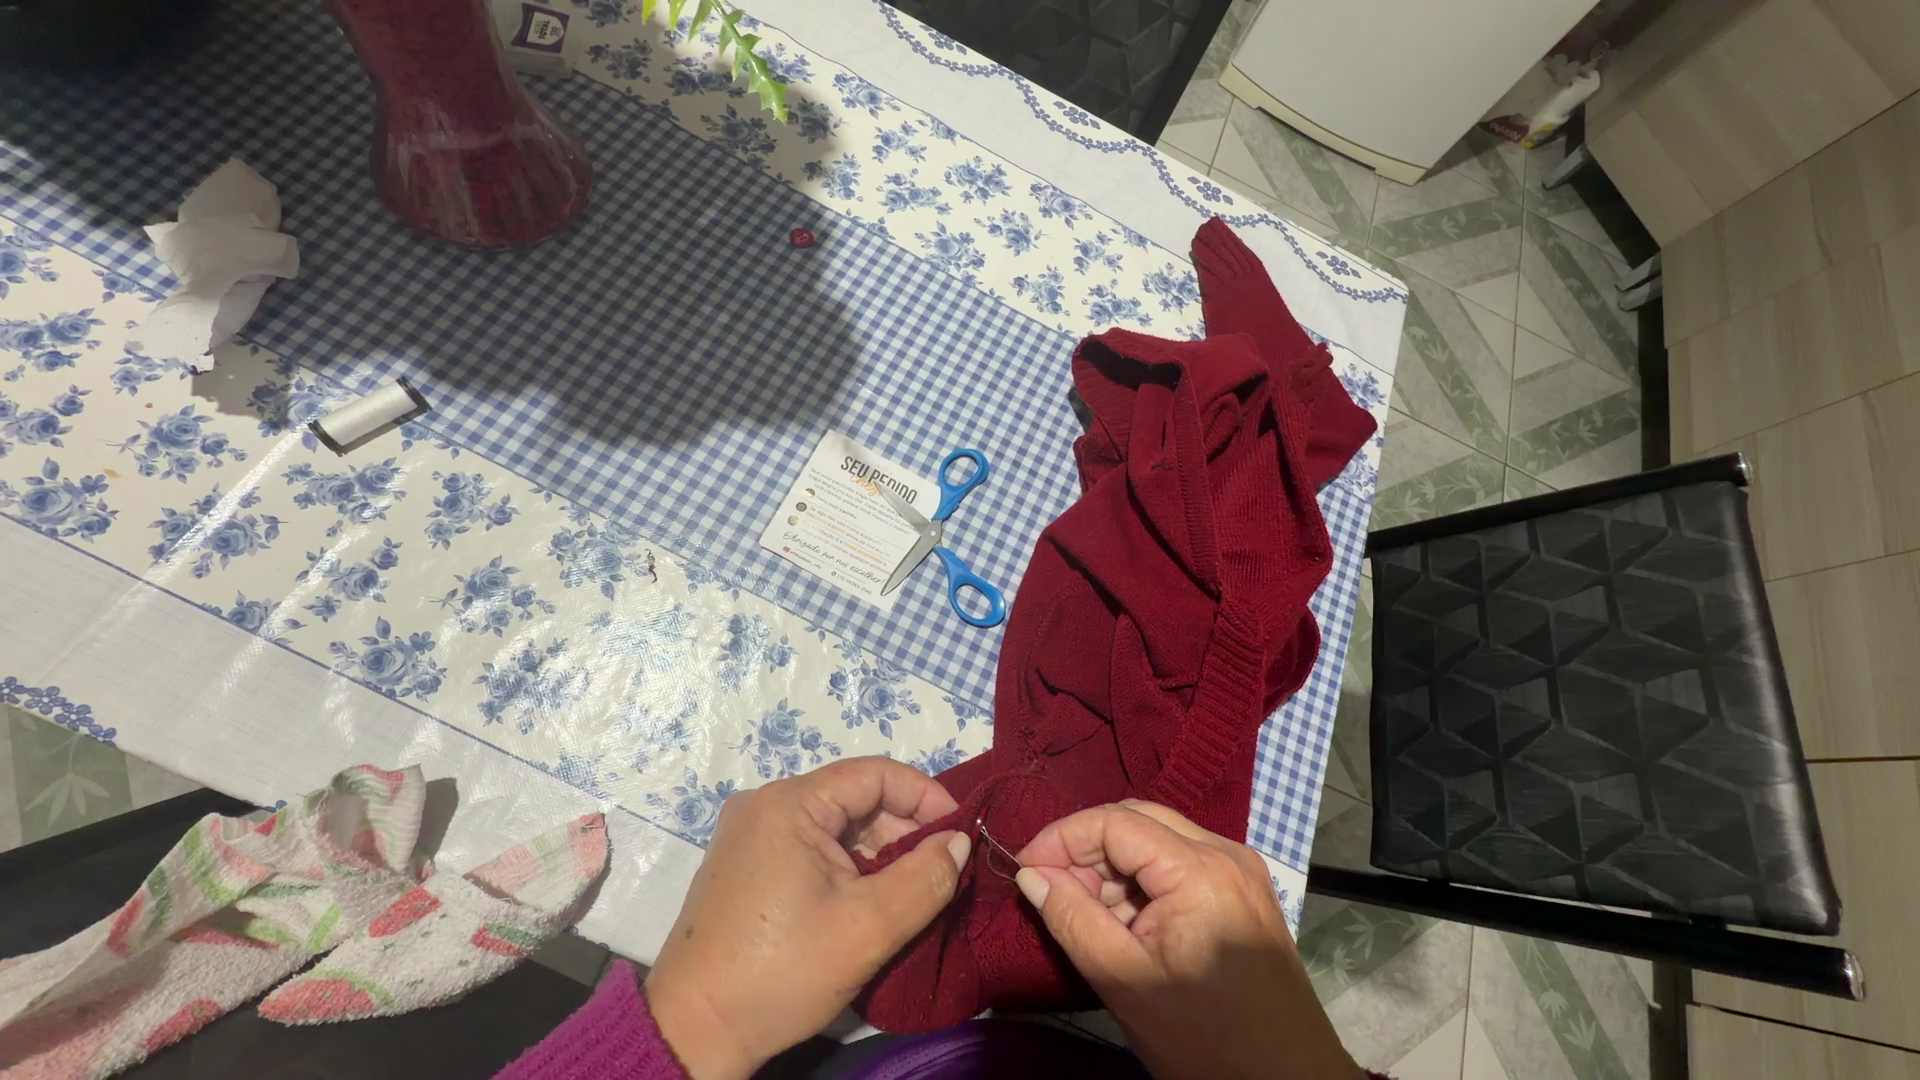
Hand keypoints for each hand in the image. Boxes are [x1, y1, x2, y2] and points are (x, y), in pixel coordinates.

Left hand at [644, 757, 970, 1079]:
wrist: (691, 1032)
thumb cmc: (781, 972)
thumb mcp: (868, 928)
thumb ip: (926, 878)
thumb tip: (958, 842)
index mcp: (790, 802)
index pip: (875, 774)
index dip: (925, 796)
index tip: (960, 832)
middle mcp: (766, 803)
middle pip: (854, 797)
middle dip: (903, 829)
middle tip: (939, 871)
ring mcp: (750, 831)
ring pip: (834, 823)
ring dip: (876, 851)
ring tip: (908, 891)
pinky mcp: (744, 860)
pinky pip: (810, 844)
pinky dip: (846, 864)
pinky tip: (866, 898)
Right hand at [1014, 800, 1363, 1079]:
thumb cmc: (1204, 1041)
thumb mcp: (1123, 980)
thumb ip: (1071, 917)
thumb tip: (1030, 874)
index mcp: (1200, 870)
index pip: (1114, 822)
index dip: (1062, 838)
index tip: (1025, 868)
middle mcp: (1225, 851)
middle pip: (1136, 819)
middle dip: (1086, 848)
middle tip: (1051, 887)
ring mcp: (1239, 868)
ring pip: (1156, 836)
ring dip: (1112, 864)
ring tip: (1084, 909)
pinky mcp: (1243, 888)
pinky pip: (1178, 860)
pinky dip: (1142, 878)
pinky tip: (1123, 917)